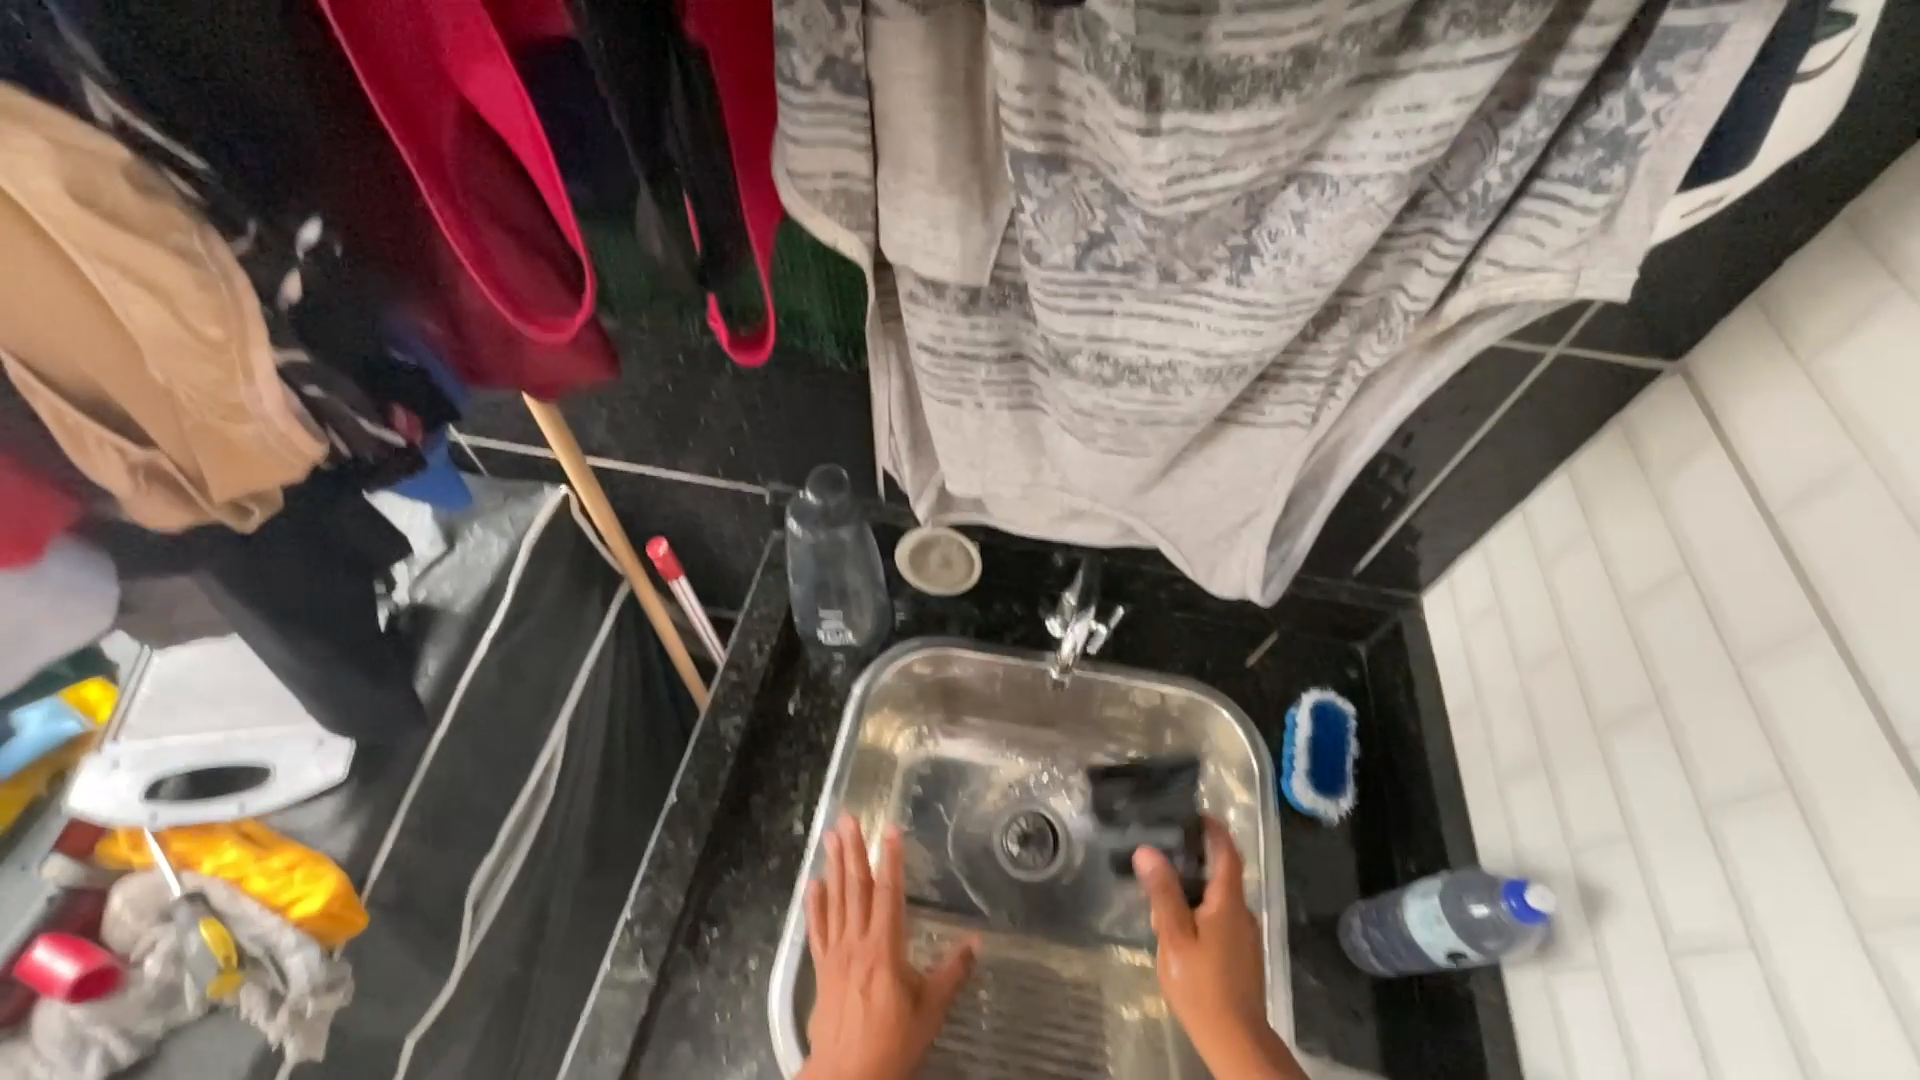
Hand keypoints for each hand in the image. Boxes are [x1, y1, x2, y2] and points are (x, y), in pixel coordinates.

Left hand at [800, 815, 977, 1079]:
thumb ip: (952, 973)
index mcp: (885, 949)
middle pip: (855, 889)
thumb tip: (976, 942)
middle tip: (848, 819)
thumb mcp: (931, 1011)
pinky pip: (817, 930)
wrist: (847, 1076)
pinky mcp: (821, 970)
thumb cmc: (893, 1043)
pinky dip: (814, 905)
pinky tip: (812, 884)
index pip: (888, 894)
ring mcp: (835, 955)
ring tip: (830, 837)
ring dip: (833, 867)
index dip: (890, 860)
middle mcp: (857, 944)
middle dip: (853, 851)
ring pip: (834, 901)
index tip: (889, 830)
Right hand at [1134, 818, 1306, 1079]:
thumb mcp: (1174, 936)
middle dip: (1199, 859)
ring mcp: (1246, 936)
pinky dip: (1203, 908)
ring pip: (1221, 899)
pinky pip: (1222, 918)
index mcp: (1228, 903)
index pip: (1227, 855)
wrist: (1235, 1037)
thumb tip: (1148, 850)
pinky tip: (1182, 923)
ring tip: (1166, 887)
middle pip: (1224, 875)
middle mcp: (1243, 913)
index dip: (1215, 831)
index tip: (1198, 814)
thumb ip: (1163, 893)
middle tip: (1167, 849)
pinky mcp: (1242, 956)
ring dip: (1198, 886)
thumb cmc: (1201, 983)